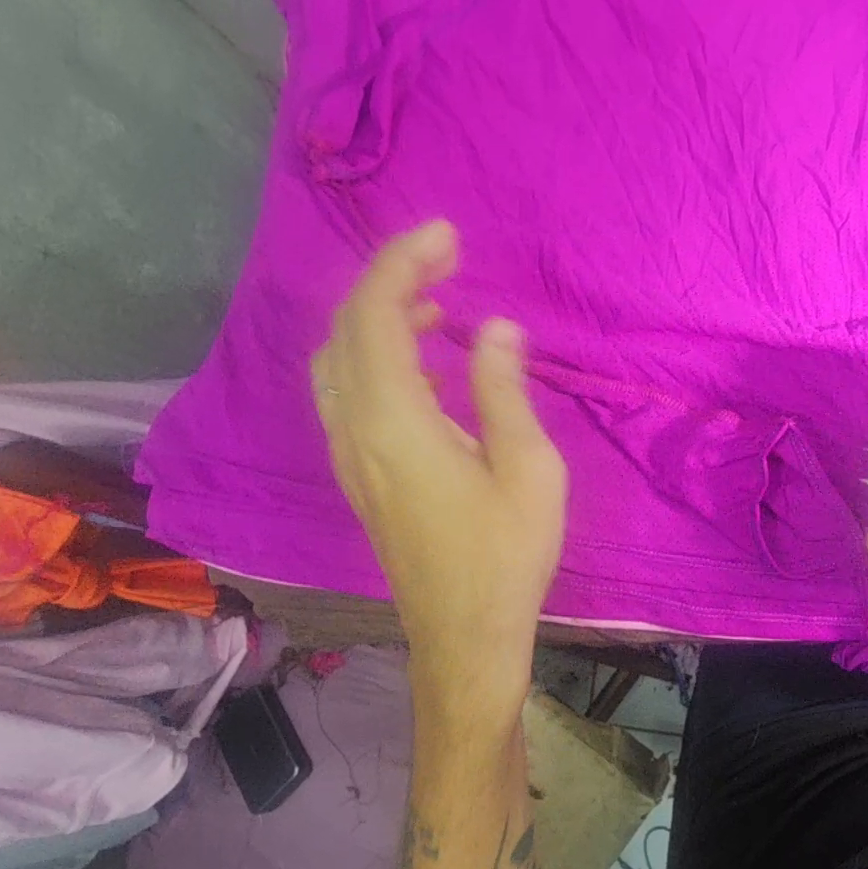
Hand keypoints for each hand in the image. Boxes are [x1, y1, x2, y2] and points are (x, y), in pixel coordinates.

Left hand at [312, 221, 566, 662]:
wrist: (464, 633)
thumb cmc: (507, 555)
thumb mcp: (528, 469)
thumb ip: (504, 391)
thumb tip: (494, 329)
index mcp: (395, 421)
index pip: (374, 314)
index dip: (402, 261)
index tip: (446, 235)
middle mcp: (354, 430)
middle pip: (346, 330)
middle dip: (389, 281)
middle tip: (447, 261)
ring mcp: (349, 456)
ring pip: (339, 362)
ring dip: (377, 320)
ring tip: (434, 304)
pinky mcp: (359, 476)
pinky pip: (349, 394)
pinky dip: (375, 358)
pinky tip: (423, 367)